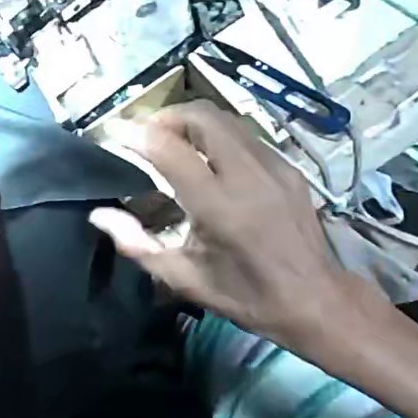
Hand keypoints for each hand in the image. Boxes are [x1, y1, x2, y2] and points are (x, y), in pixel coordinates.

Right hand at [89, 101, 391, 357]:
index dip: (136, 135)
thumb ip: (136, 244)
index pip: (168, 147)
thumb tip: (99, 215)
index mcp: (217, 205)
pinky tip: (210, 160)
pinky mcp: (288, 166)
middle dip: (166, 118)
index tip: (117, 137)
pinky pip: (244, 134)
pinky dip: (217, 135)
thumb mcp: (183, 278)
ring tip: (175, 143)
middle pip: (200, 116)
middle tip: (148, 137)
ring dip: (192, 122)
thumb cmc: (244, 294)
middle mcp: (245, 175)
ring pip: (224, 118)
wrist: (318, 301)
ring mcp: (272, 166)